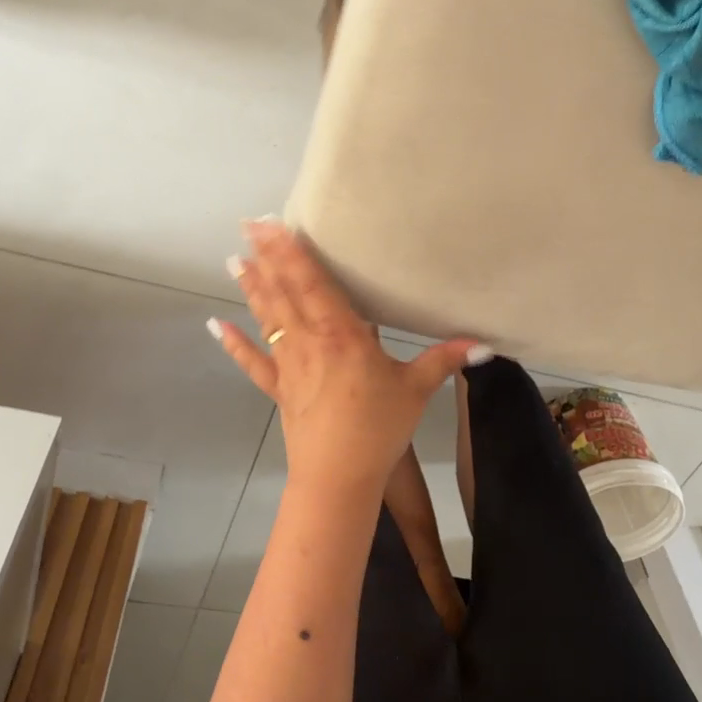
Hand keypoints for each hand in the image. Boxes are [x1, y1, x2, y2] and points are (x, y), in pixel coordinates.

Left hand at [211, 221, 491, 491]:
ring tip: (234, 260)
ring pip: (267, 319)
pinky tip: (217, 325)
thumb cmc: (378, 428)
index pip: (313, 283)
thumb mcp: (416, 389)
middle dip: (265, 258)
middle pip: (284, 293)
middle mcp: (309, 342)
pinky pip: (253, 362)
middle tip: (247, 226)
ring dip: (251, 289)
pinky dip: (234, 344)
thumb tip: (485, 343)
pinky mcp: (278, 389)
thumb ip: (445, 360)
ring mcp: (288, 365)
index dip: (291, 252)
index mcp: (341, 334)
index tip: (272, 224)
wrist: (339, 477)